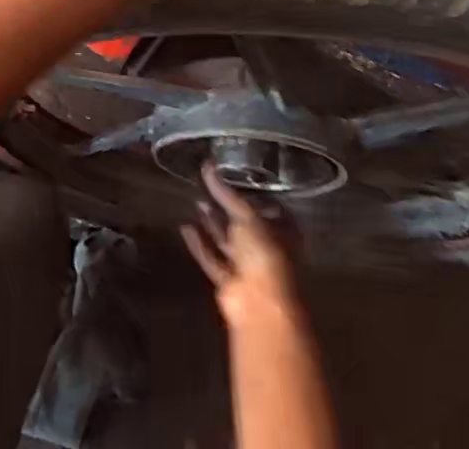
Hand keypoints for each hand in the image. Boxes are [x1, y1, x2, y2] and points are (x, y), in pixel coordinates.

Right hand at [182, 165, 305, 327]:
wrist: (259, 303)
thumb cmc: (264, 252)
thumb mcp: (246, 215)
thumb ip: (225, 192)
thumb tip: (206, 164)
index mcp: (282, 230)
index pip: (266, 205)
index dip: (249, 191)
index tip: (231, 176)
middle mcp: (267, 247)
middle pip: (243, 223)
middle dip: (226, 207)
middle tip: (207, 188)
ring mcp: (248, 266)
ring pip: (227, 241)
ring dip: (212, 223)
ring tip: (196, 201)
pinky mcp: (229, 281)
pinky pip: (212, 258)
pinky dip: (200, 245)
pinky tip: (185, 228)